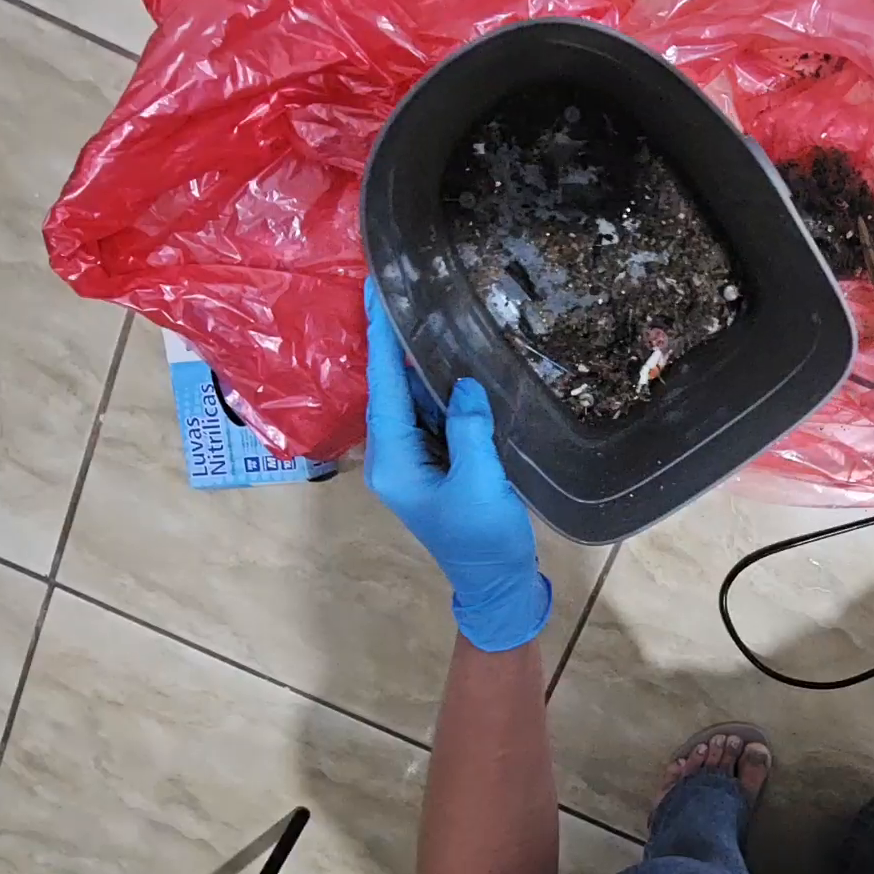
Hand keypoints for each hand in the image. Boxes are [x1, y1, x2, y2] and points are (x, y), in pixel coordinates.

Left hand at [364, 279, 550, 651]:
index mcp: (394, 462)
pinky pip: (438, 419)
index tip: (375, 292)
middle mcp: (397, 457)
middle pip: (396, 392)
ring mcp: (418, 461)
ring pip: (418, 403)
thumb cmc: (484, 539)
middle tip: (414, 294)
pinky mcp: (441, 464)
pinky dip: (448, 394)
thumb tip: (465, 384)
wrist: (498, 581)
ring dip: (429, 368)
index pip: (384, 390)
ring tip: (440, 320)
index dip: (382, 341)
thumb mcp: (479, 483)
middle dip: (404, 346)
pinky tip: (462, 367)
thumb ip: (468, 429)